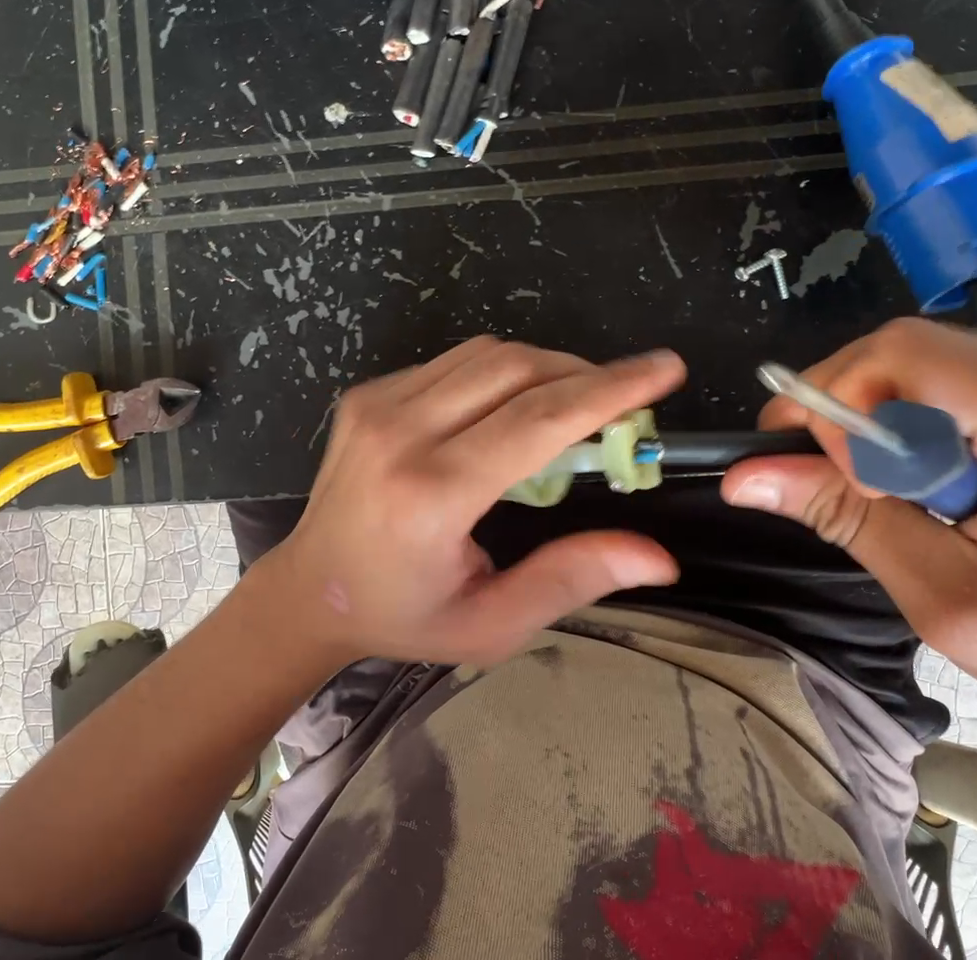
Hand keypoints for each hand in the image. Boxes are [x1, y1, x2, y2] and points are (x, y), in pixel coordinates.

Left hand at [253, 337, 685, 666]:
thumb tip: (657, 556)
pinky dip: (497, 375)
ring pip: (484, 354)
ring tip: (575, 404)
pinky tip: (511, 410)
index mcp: (432, 493)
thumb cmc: (402, 615)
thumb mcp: (490, 622)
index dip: (610, 389)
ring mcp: (376, 405)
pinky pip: (451, 363)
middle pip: (516, 368)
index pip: (538, 419)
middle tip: (627, 400)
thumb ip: (570, 580)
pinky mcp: (366, 395)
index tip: (665, 370)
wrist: (311, 589)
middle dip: (584, 373)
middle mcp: (399, 433)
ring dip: (543, 368)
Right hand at [721, 318, 976, 759]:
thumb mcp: (952, 603)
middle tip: (832, 479)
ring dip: (892, 418)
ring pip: (943, 358)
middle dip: (853, 408)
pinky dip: (932, 419)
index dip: (835, 396)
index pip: (913, 356)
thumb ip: (849, 521)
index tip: (802, 461)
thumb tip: (747, 477)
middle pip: (921, 348)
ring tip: (907, 493)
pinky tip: (950, 477)